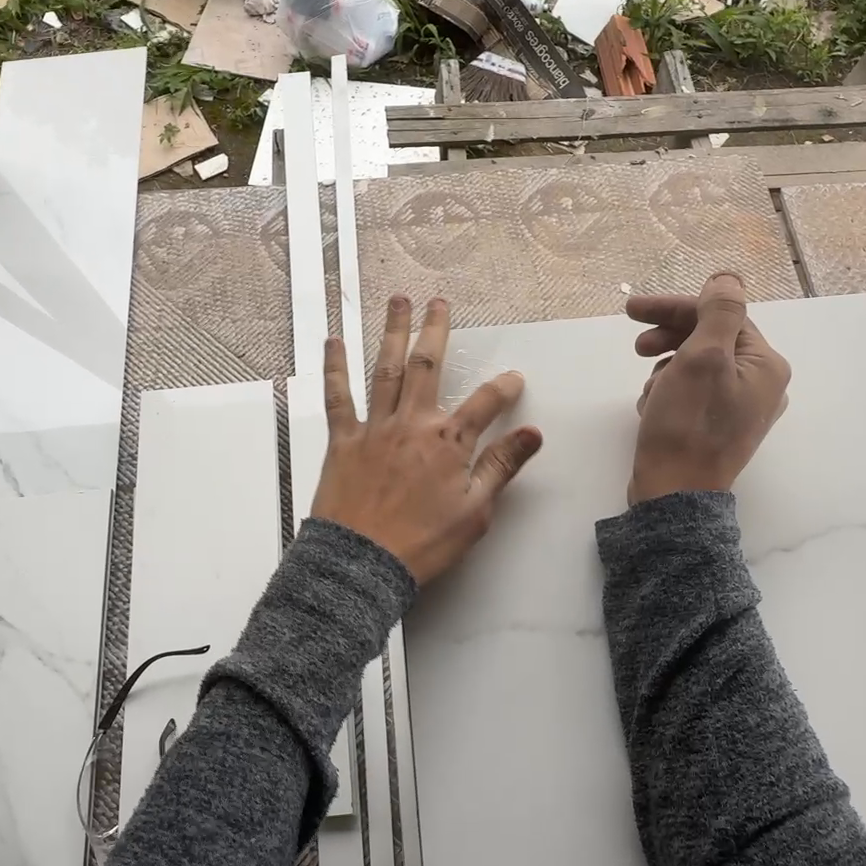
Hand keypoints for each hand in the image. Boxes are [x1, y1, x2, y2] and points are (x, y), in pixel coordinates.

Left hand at [311, 295, 543, 584]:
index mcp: (449, 443)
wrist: (363, 563)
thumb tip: (532, 436)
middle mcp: (413, 425)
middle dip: (435, 332)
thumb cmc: (421, 544)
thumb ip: (501, 467)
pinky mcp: (344, 441)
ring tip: (397, 302)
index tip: (513, 379)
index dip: (503, 388)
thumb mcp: (476, 512)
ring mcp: (376, 429)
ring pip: (386, 370)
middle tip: (438, 303)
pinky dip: (335, 367)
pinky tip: (333, 342)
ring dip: (392, 333)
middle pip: (427, 367)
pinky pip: (338, 397)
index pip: (485, 404)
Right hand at [624, 273, 790, 503]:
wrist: (674, 495)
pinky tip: (653, 409)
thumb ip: (717, 312)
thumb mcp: (702, 358)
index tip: (631, 310)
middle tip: (635, 348)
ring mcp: (740, 411)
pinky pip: (692, 394)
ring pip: (696, 368)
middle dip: (669, 341)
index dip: (675, 309)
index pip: (720, 316)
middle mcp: (761, 386)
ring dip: (666, 370)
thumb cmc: (688, 425)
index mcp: (765, 366)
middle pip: (710, 341)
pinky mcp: (716, 430)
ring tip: (649, 391)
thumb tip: (727, 277)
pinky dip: (669, 393)